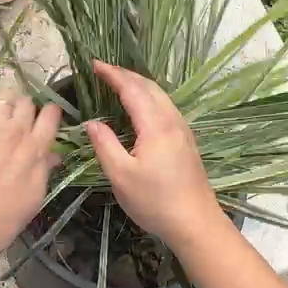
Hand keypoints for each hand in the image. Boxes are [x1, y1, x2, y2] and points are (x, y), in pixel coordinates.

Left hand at [0, 90, 61, 257]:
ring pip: (1, 98)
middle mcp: (16, 131)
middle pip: (25, 102)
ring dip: (0, 106)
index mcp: (37, 147)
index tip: (43, 120)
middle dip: (23, 109)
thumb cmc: (6, 216)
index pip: (51, 114)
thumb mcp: (36, 195)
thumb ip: (44, 169)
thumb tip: (53, 155)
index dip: (48, 113)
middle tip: (15, 122)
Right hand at [80, 60, 226, 249]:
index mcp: (155, 126)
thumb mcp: (121, 176)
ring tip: (119, 83)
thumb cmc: (155, 202)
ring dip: (139, 85)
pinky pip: (166, 107)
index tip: (94, 65)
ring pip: (161, 96)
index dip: (113, 75)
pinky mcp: (186, 141)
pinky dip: (149, 98)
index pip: (132, 89)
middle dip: (126, 74)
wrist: (195, 223)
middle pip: (150, 87)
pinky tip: (140, 107)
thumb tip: (91, 123)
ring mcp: (183, 130)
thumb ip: (105, 145)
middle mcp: (172, 121)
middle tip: (103, 70)